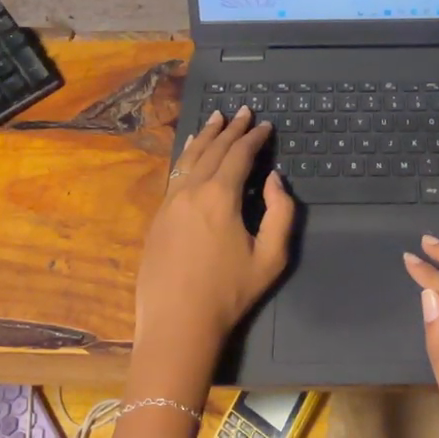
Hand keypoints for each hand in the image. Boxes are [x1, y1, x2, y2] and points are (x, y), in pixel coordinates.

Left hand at [134, 106, 294, 352]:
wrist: (177, 326)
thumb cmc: (228, 294)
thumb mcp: (271, 257)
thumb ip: (281, 212)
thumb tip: (274, 178)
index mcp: (220, 195)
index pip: (240, 154)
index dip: (255, 137)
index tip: (266, 125)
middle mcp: (192, 189)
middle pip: (214, 149)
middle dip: (232, 128)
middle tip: (244, 111)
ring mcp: (170, 202)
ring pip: (190, 157)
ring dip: (206, 135)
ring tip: (217, 117)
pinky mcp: (158, 216)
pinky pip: (175, 173)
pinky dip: (187, 154)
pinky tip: (191, 149)